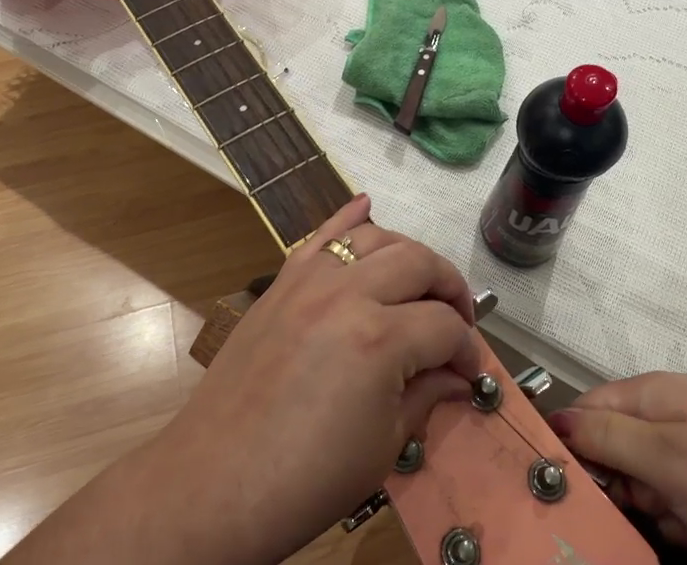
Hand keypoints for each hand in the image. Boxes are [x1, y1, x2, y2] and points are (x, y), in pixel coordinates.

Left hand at [138, 196, 480, 563]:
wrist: (217, 482)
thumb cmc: (307, 479)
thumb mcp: (383, 446)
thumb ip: (425, 396)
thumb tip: (456, 377)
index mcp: (380, 339)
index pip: (445, 326)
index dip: (467, 351)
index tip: (470, 374)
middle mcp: (347, 293)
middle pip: (418, 264)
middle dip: (450, 289)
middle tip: (458, 323)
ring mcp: (308, 281)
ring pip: (374, 237)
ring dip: (407, 254)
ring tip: (420, 284)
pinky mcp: (280, 284)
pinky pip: (319, 236)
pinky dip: (347, 218)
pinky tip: (365, 205)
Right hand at [549, 371, 686, 564]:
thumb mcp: (668, 460)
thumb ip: (606, 436)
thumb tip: (552, 420)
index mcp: (652, 392)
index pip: (584, 409)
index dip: (578, 446)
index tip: (591, 485)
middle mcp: (668, 412)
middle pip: (612, 450)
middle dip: (629, 487)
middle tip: (659, 503)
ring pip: (643, 483)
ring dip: (661, 510)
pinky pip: (677, 501)